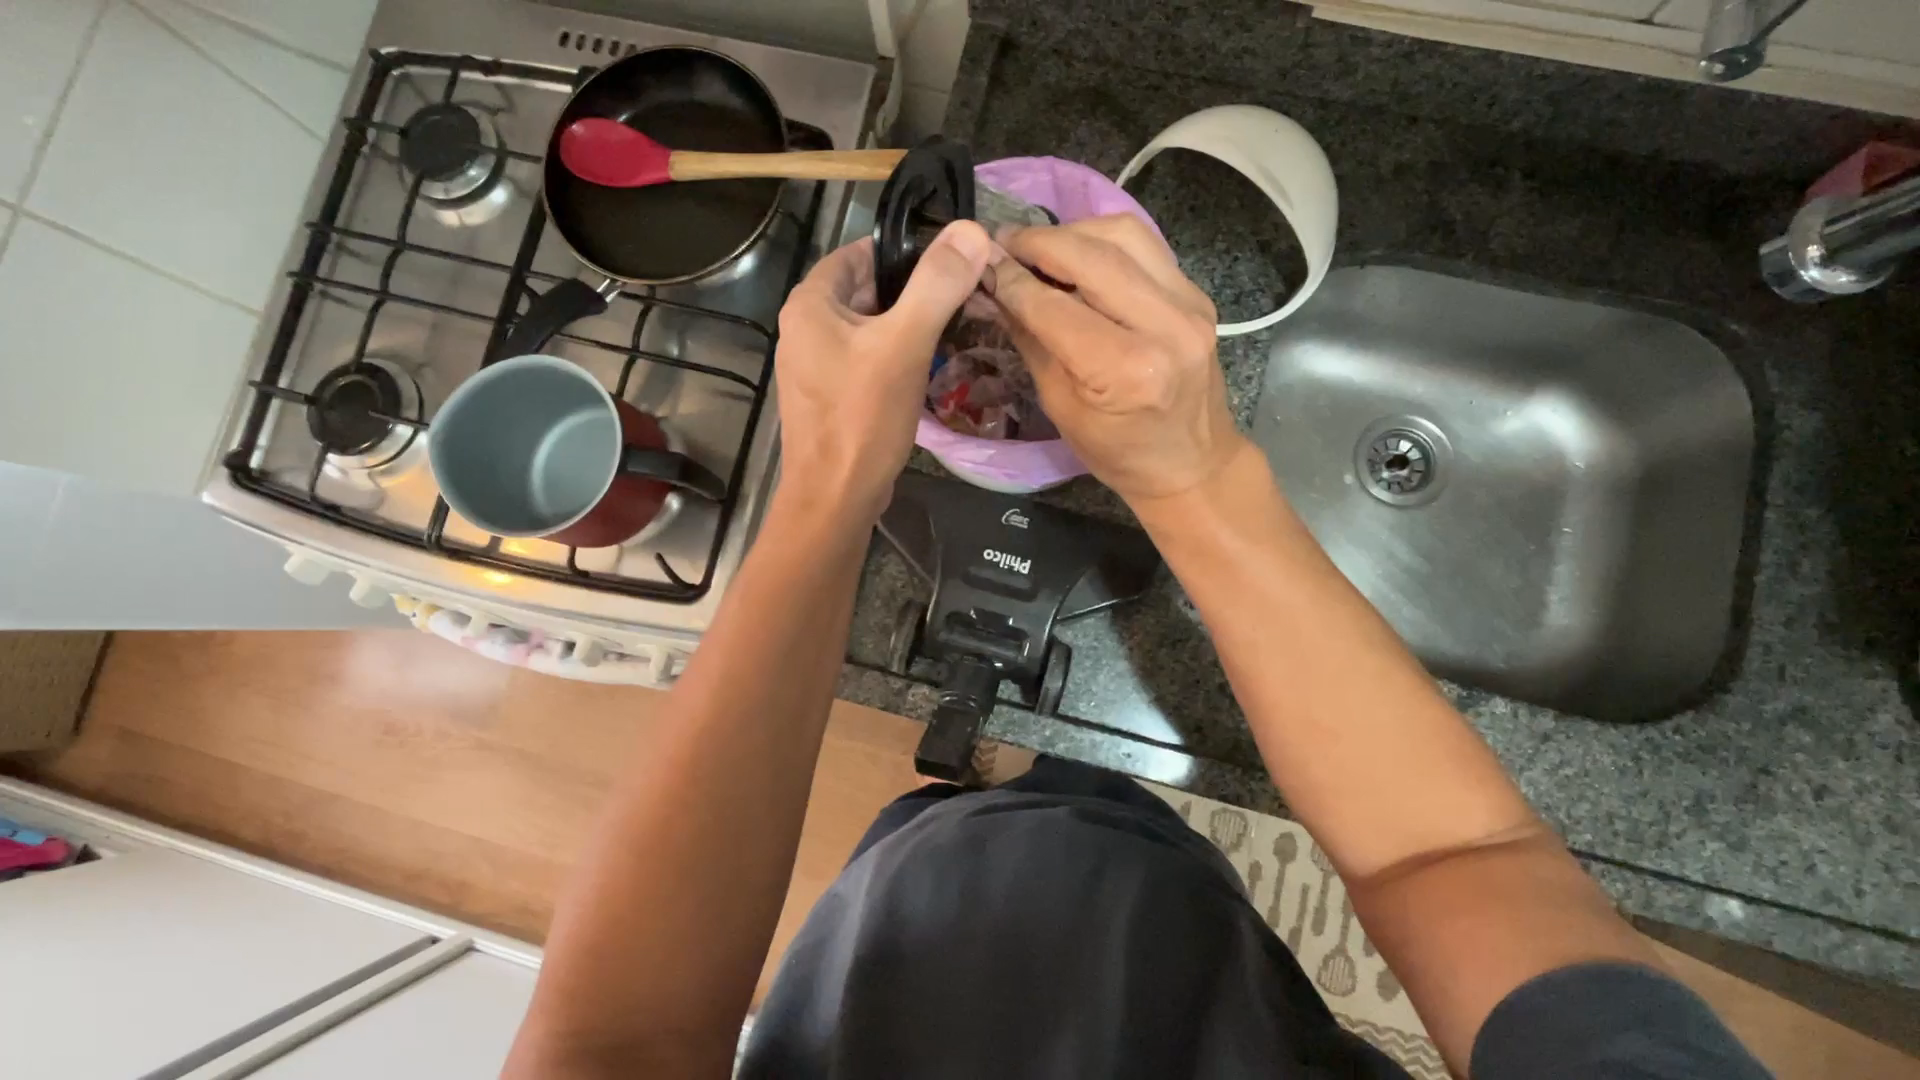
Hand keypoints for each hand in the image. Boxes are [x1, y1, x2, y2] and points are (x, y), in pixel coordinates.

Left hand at [772, 222, 990, 524]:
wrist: (835, 498)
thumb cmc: (863, 418)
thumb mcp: (905, 344)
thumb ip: (937, 285)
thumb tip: (972, 230)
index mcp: (810, 304)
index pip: (861, 253)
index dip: (907, 253)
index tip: (953, 265)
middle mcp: (804, 329)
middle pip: (867, 291)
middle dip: (912, 294)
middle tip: (962, 300)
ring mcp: (814, 367)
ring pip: (869, 329)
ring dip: (907, 328)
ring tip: (953, 332)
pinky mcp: (829, 398)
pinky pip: (866, 362)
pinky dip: (895, 360)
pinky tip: (926, 373)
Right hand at [982, 214, 1247, 505]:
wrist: (1190, 462)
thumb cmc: (1117, 451)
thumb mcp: (1059, 405)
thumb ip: (1030, 338)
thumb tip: (991, 287)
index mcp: (1127, 371)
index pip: (1054, 306)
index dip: (1010, 280)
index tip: (978, 262)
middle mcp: (1165, 326)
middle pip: (1090, 255)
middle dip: (1037, 243)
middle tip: (1001, 243)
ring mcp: (1189, 304)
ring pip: (1122, 233)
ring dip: (1072, 232)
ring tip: (1039, 248)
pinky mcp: (1196, 293)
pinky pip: (1144, 245)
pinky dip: (1102, 241)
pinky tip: (1077, 255)